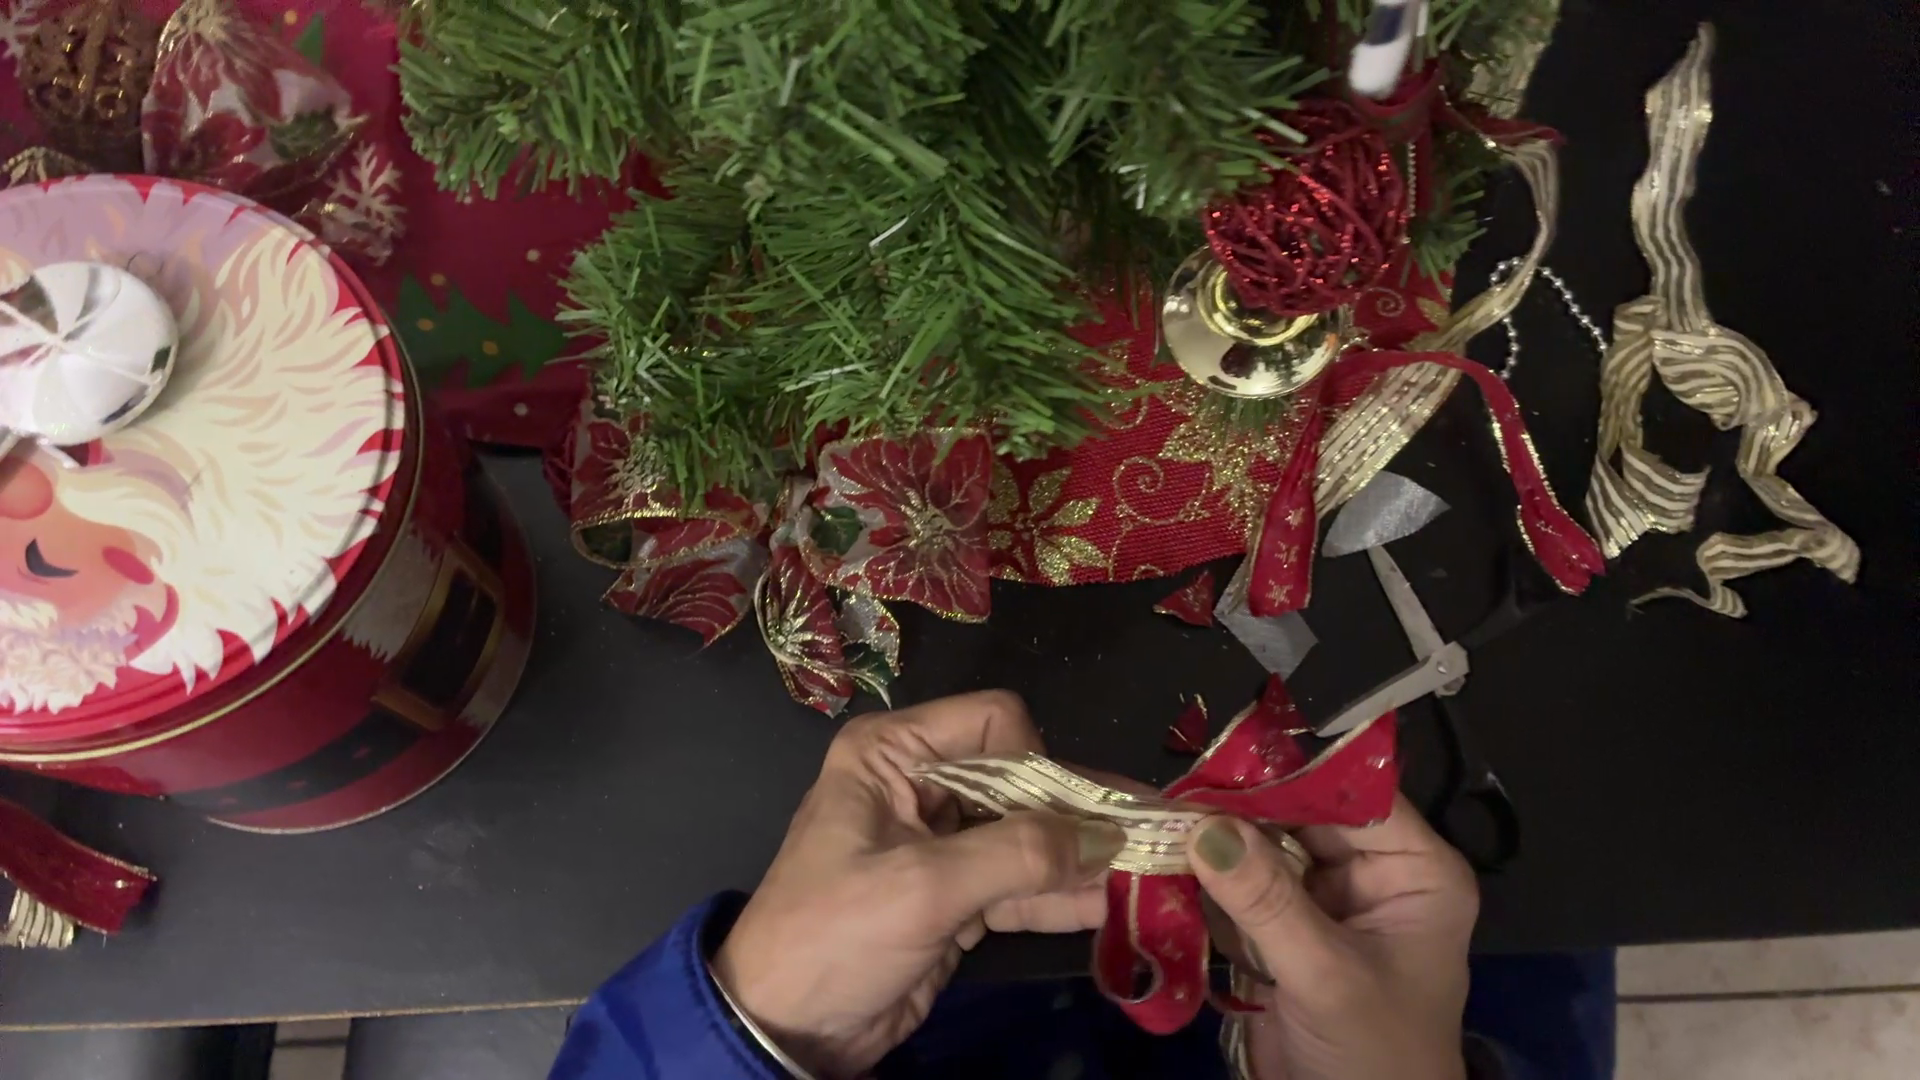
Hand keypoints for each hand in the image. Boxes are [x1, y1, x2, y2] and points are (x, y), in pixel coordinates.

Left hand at [712, 691, 1124, 1078]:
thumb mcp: (922, 889)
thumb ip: (1016, 856)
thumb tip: (1105, 836)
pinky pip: (1018, 879)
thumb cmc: (834, 935)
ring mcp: (942, 837)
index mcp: (894, 752)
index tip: (1062, 815)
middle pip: (1018, 777)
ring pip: (1026, 830)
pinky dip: (1059, 891)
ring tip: (1151, 863)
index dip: (1035, 760)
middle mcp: (921, 780)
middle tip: (1150, 824)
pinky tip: (1111, 900)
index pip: (991, 722)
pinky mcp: (956, 888)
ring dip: (1079, 852)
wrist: (783, 1030)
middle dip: (1078, 808)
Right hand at [1189, 794, 1478, 1079]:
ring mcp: (1321, 891)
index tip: (1222, 757)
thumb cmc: (1373, 1060)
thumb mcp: (1326, 978)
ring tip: (1162, 812)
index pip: (1350, 792)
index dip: (1289, 771)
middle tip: (1177, 787)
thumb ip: (1267, 901)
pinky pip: (1240, 872)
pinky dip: (1207, 867)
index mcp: (1411, 869)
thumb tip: (1201, 826)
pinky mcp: (1281, 916)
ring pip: (1261, 835)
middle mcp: (1369, 867)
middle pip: (1297, 808)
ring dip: (1215, 830)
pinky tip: (1167, 851)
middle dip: (1239, 800)